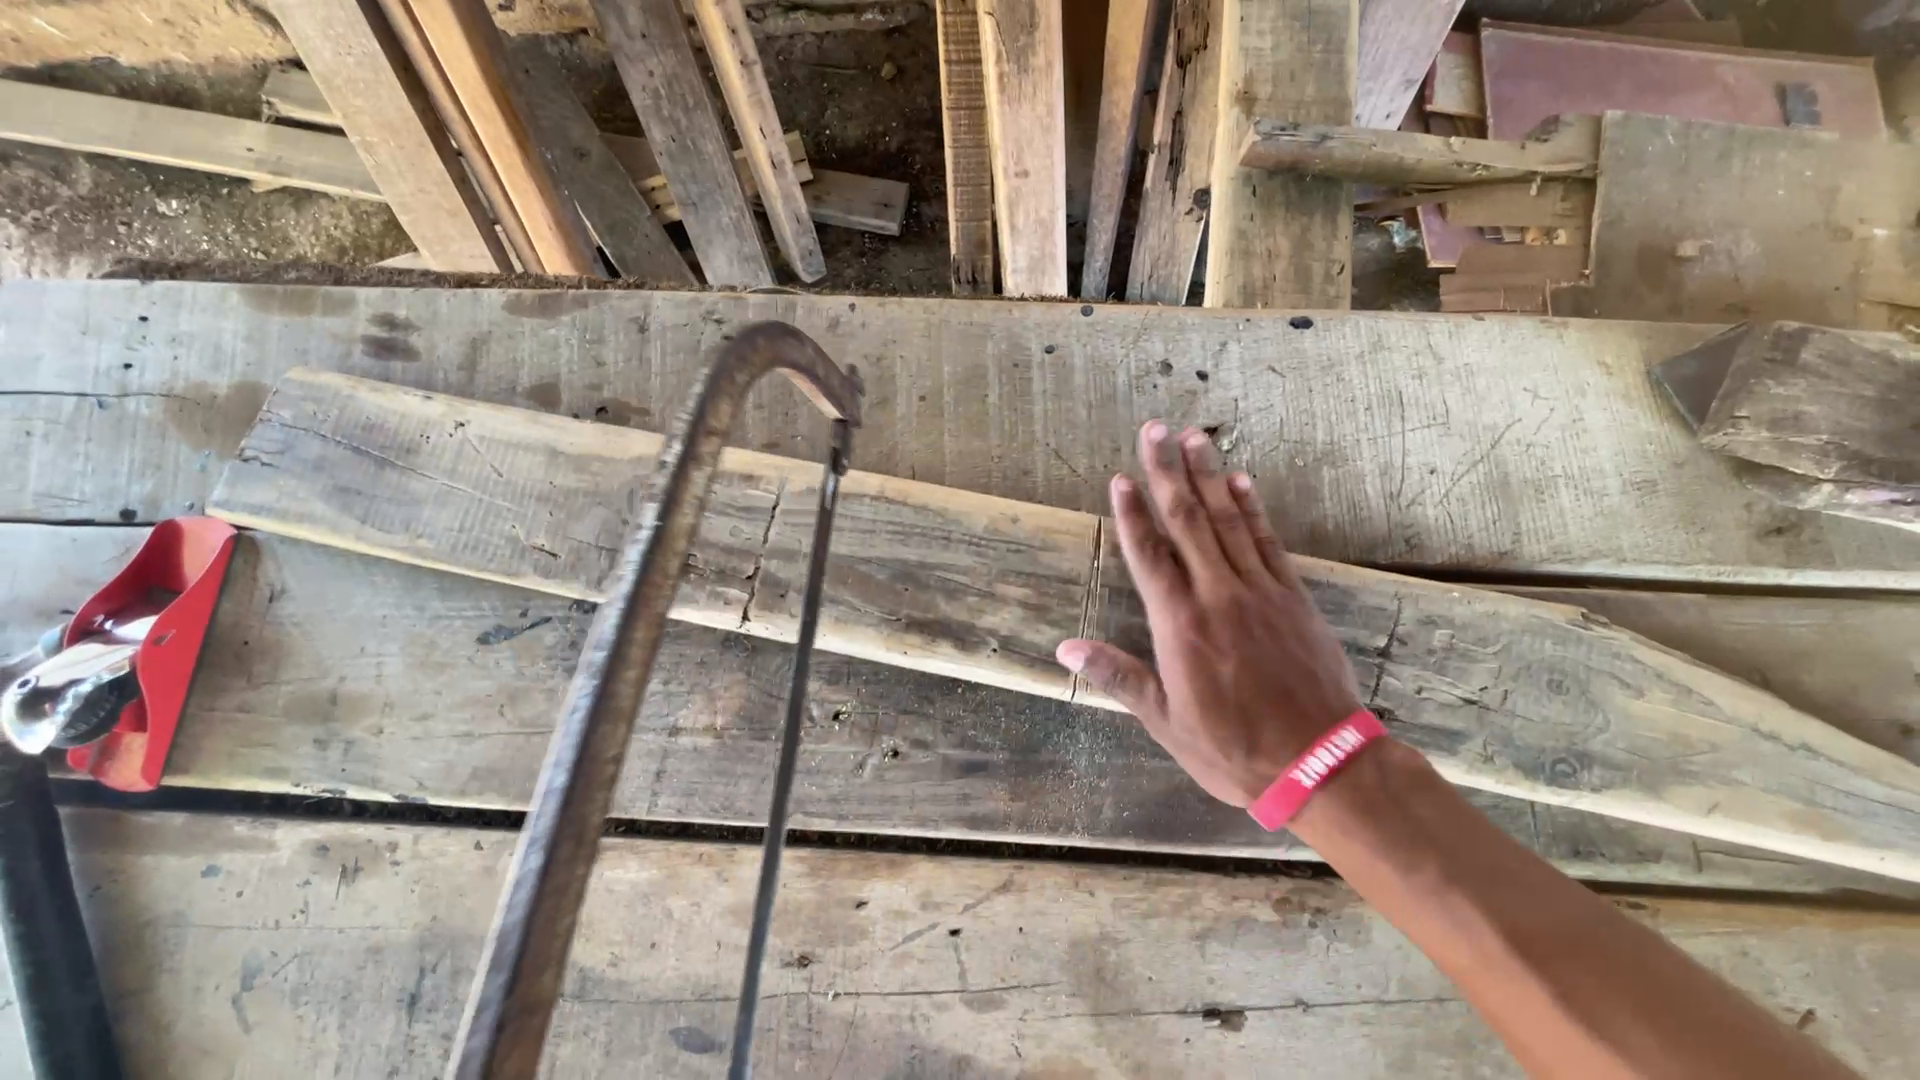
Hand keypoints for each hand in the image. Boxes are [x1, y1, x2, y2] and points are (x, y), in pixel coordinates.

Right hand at [1055, 421, 1363, 806]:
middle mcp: (1218, 595)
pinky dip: (1253, 508)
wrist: (1321, 763)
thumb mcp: (1165, 721)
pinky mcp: (1293, 598)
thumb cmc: (1234, 748)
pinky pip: (1269, 542)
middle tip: (1154, 429)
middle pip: (1188, 522)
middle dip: (1167, 473)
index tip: (1120, 477)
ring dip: (1208, 476)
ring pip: (1228, 521)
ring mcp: (1260, 592)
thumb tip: (1065, 648)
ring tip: (1194, 436)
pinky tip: (1242, 481)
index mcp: (1181, 625)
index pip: (1149, 555)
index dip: (1132, 514)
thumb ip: (1118, 676)